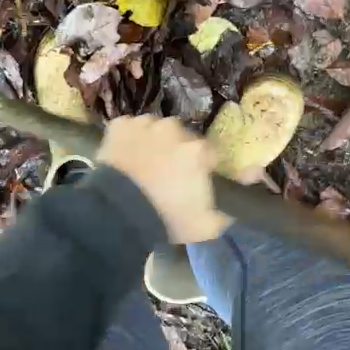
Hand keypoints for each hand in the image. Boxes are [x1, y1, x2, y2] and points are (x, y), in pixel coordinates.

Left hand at [97, 116, 225, 243]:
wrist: (118, 212)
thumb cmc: (166, 218)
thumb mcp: (206, 226)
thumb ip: (224, 215)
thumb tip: (231, 211)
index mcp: (198, 149)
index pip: (208, 153)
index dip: (202, 166)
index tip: (193, 181)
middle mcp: (174, 129)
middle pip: (182, 137)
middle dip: (178, 152)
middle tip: (167, 174)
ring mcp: (145, 123)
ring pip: (155, 129)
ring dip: (154, 142)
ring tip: (144, 165)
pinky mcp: (120, 125)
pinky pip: (129, 128)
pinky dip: (129, 139)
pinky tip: (126, 156)